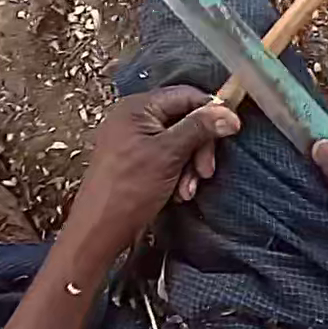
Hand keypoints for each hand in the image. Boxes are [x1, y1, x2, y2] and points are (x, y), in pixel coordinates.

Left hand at [70, 86, 239, 251]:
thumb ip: (200, 128)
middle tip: (204, 171)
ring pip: (182, 141)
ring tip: (188, 188)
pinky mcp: (139, 160)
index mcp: (138, 108)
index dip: (211, 113)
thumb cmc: (128, 190)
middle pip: (186, 119)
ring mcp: (136, 139)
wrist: (98, 232)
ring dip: (191, 165)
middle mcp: (136, 118)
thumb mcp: (169, 153)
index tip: (229, 132)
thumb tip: (229, 115)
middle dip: (200, 147)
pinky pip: (170, 157)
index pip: (187, 96)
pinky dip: (180, 173)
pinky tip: (178, 193)